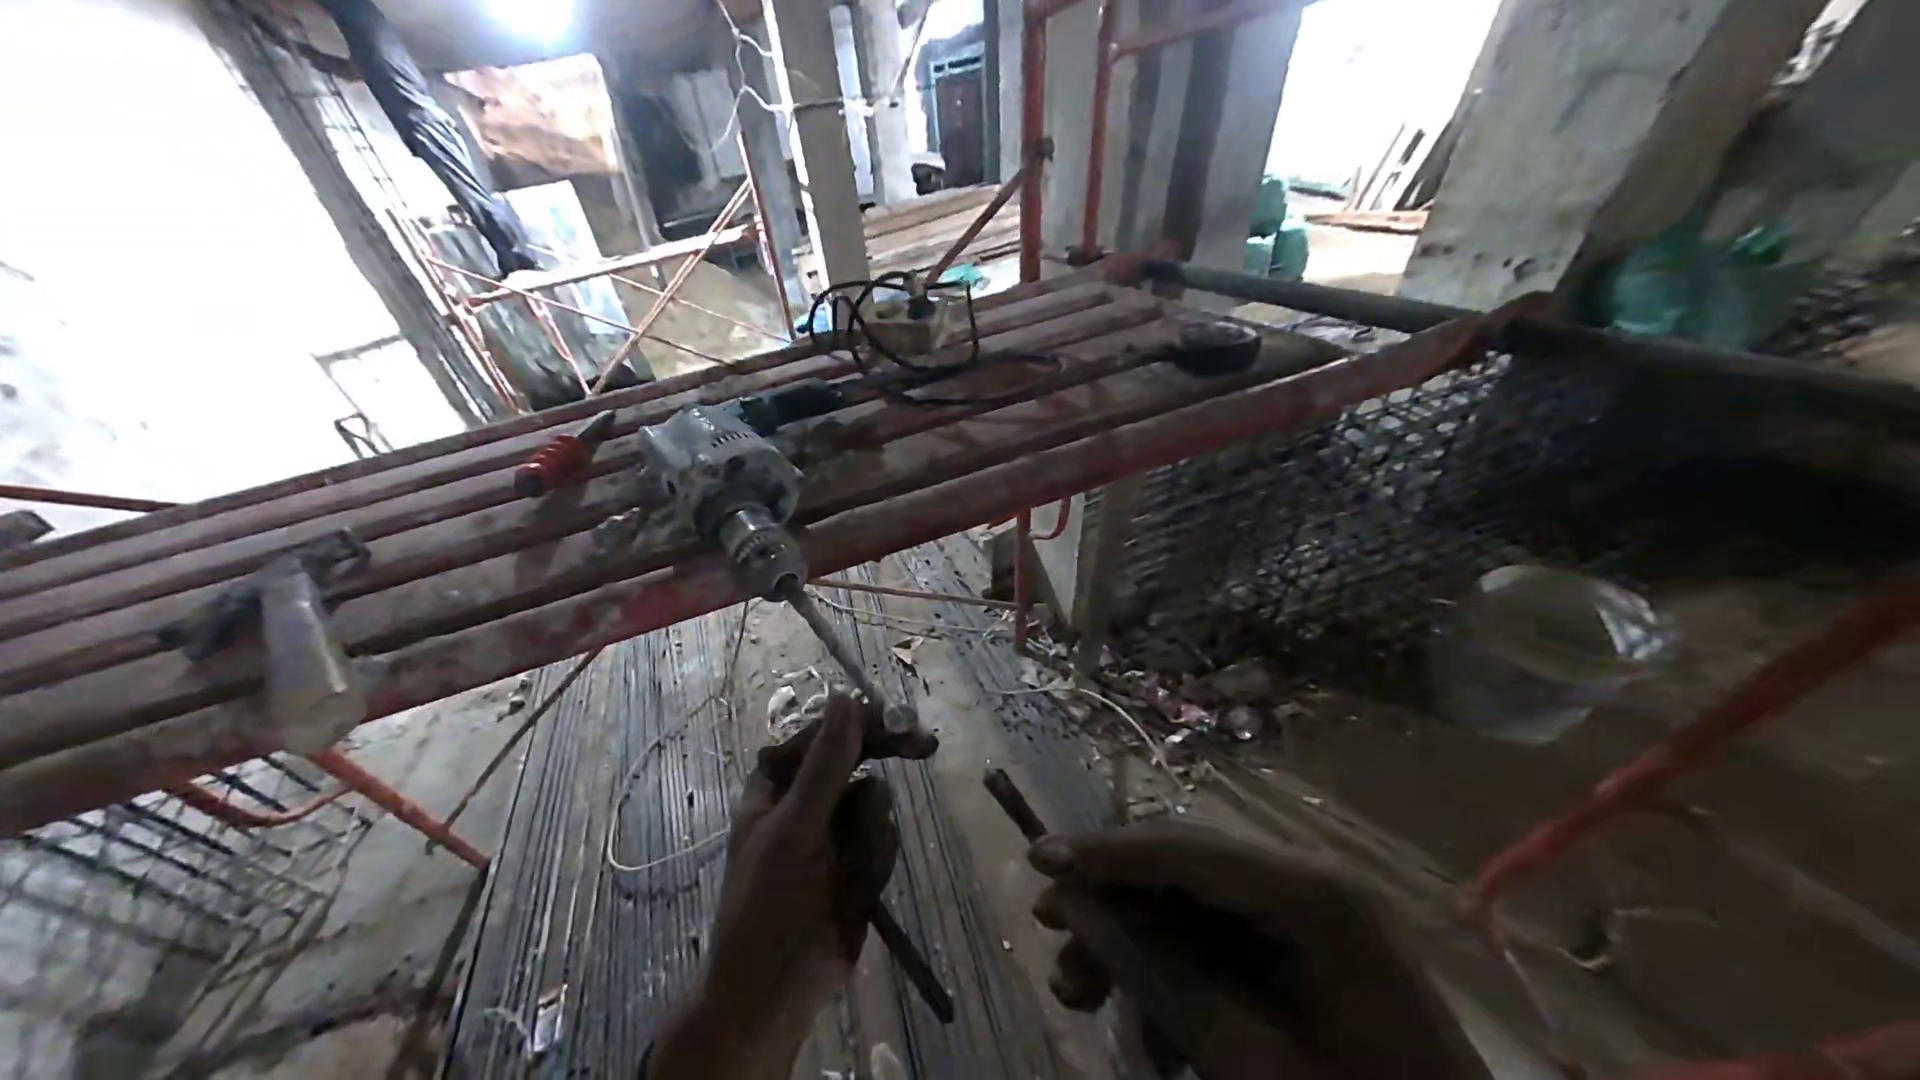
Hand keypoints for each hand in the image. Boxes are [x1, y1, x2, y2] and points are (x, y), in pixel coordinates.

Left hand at [648, 694, 900, 1078]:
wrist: (773, 994)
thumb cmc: (768, 905)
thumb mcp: (794, 829)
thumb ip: (825, 765)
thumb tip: (845, 699)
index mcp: (777, 782)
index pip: (825, 733)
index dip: (863, 722)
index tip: (902, 719)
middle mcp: (806, 798)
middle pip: (857, 759)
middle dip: (887, 761)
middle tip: (925, 745)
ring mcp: (833, 830)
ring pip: (875, 803)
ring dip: (870, 836)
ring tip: (849, 874)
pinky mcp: (855, 861)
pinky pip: (882, 839)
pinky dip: (875, 862)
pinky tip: (856, 892)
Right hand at [1029, 822, 1488, 1079]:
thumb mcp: (1252, 1063)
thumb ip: (1160, 978)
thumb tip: (1077, 911)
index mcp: (1311, 894)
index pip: (1184, 848)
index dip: (1105, 850)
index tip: (1037, 858)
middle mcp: (1304, 879)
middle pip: (1178, 865)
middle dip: (1110, 900)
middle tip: (1050, 930)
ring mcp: (1302, 908)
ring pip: (1185, 899)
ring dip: (1131, 941)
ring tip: (1080, 988)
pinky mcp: (1296, 939)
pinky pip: (1211, 935)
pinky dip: (1169, 971)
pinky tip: (1149, 1029)